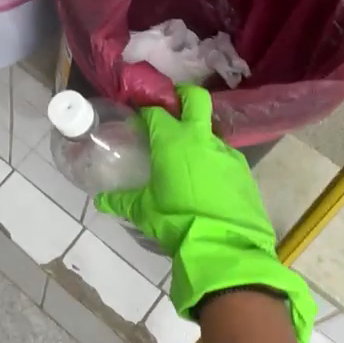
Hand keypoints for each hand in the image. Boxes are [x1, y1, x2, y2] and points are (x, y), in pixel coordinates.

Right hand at [95, 85, 315, 342]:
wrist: (224, 246)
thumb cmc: (176, 220)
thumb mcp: (144, 211)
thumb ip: (121, 201)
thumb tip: (100, 202)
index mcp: (172, 141)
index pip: (155, 112)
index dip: (145, 111)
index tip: (138, 117)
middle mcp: (200, 139)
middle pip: (195, 99)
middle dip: (182, 96)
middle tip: (172, 107)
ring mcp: (225, 153)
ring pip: (210, 132)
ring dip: (198, 138)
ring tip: (187, 161)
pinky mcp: (243, 171)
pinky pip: (224, 158)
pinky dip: (213, 162)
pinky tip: (206, 183)